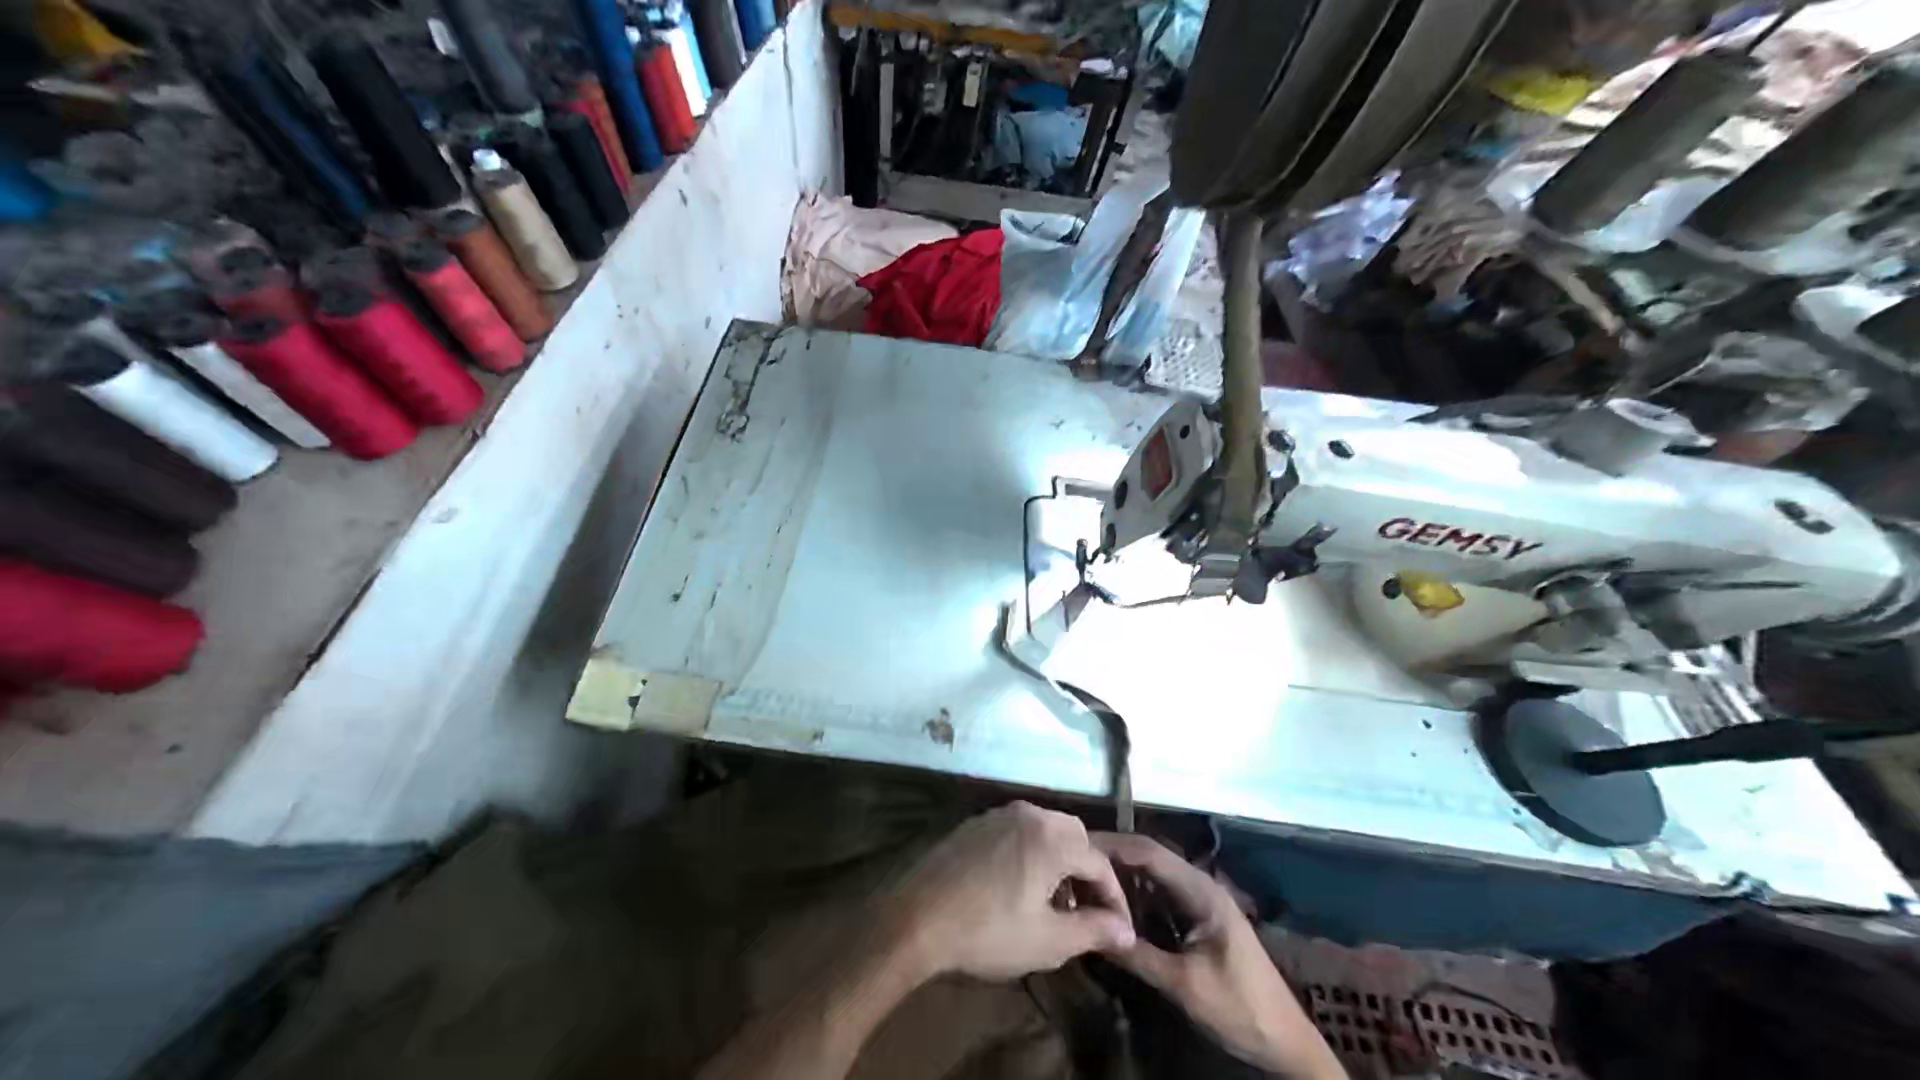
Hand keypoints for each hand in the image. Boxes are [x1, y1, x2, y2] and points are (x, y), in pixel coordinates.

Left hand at [886, 802, 1136, 981]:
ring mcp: (997, 814)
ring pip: (1045, 830)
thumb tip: (1126, 930)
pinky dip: (1031, 854)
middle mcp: (1028, 814)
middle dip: (1087, 873)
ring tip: (1055, 903)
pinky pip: (1017, 832)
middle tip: (1088, 912)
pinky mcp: (974, 824)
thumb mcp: (1048, 941)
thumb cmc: (987, 932)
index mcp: (1051, 837)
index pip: (1100, 863)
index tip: (1120, 930)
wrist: (915, 918)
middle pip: (1074, 837)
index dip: (1114, 898)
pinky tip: (1020, 887)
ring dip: (1059, 862)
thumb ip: (1093, 930)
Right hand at [1092, 833, 1344, 1079]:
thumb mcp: (1183, 985)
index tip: (1076, 848)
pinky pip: (1158, 894)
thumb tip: (1089, 931)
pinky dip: (1133, 893)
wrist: (1285, 1042)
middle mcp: (1199, 885)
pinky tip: (1110, 903)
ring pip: (1152, 874)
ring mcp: (1199, 901)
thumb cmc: (1239, 1008)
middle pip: (1148, 857)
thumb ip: (1137, 955)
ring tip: (1083, 877)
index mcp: (1200, 891)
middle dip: (1111, 856)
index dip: (1111, 845)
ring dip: (1120, 873)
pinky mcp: (1196, 918)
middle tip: (1072, 862)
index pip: (1148, 852)